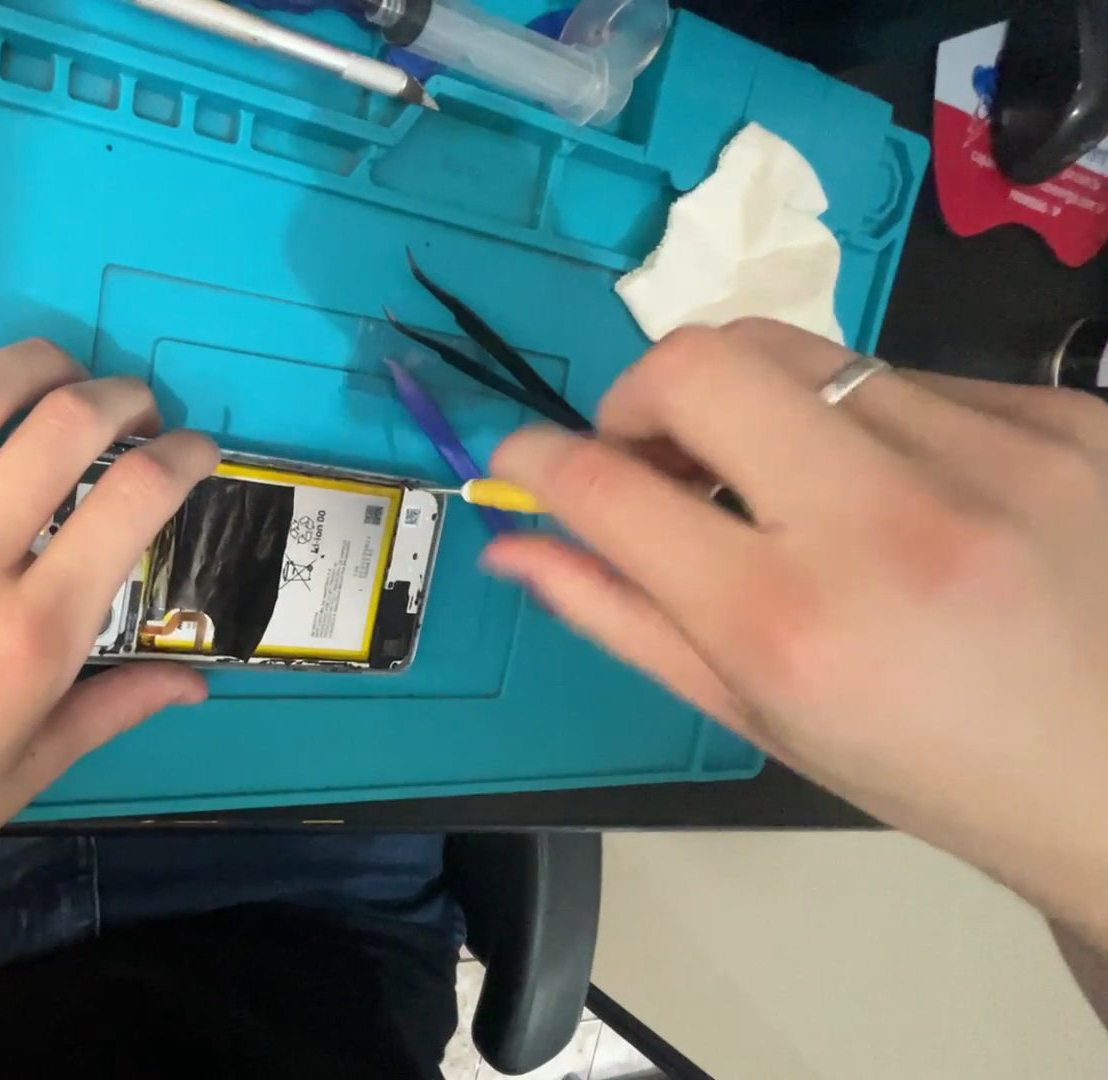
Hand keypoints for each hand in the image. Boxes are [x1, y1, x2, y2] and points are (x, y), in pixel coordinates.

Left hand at [0, 339, 216, 940]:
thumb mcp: (27, 772)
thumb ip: (117, 707)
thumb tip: (195, 684)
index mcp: (30, 635)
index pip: (135, 501)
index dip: (183, 456)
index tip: (193, 449)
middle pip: (61, 429)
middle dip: (118, 396)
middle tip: (133, 406)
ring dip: (25, 363)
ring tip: (54, 369)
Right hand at [484, 319, 1107, 939]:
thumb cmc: (914, 761)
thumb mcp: (736, 705)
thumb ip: (606, 610)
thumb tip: (506, 545)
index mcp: (783, 615)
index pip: (606, 486)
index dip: (530, 457)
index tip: (515, 459)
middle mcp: (885, 515)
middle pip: (698, 362)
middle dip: (633, 397)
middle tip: (647, 454)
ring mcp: (995, 448)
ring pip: (789, 352)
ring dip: (735, 408)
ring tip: (765, 477)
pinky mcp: (1066, 413)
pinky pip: (886, 375)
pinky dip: (837, 419)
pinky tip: (879, 486)